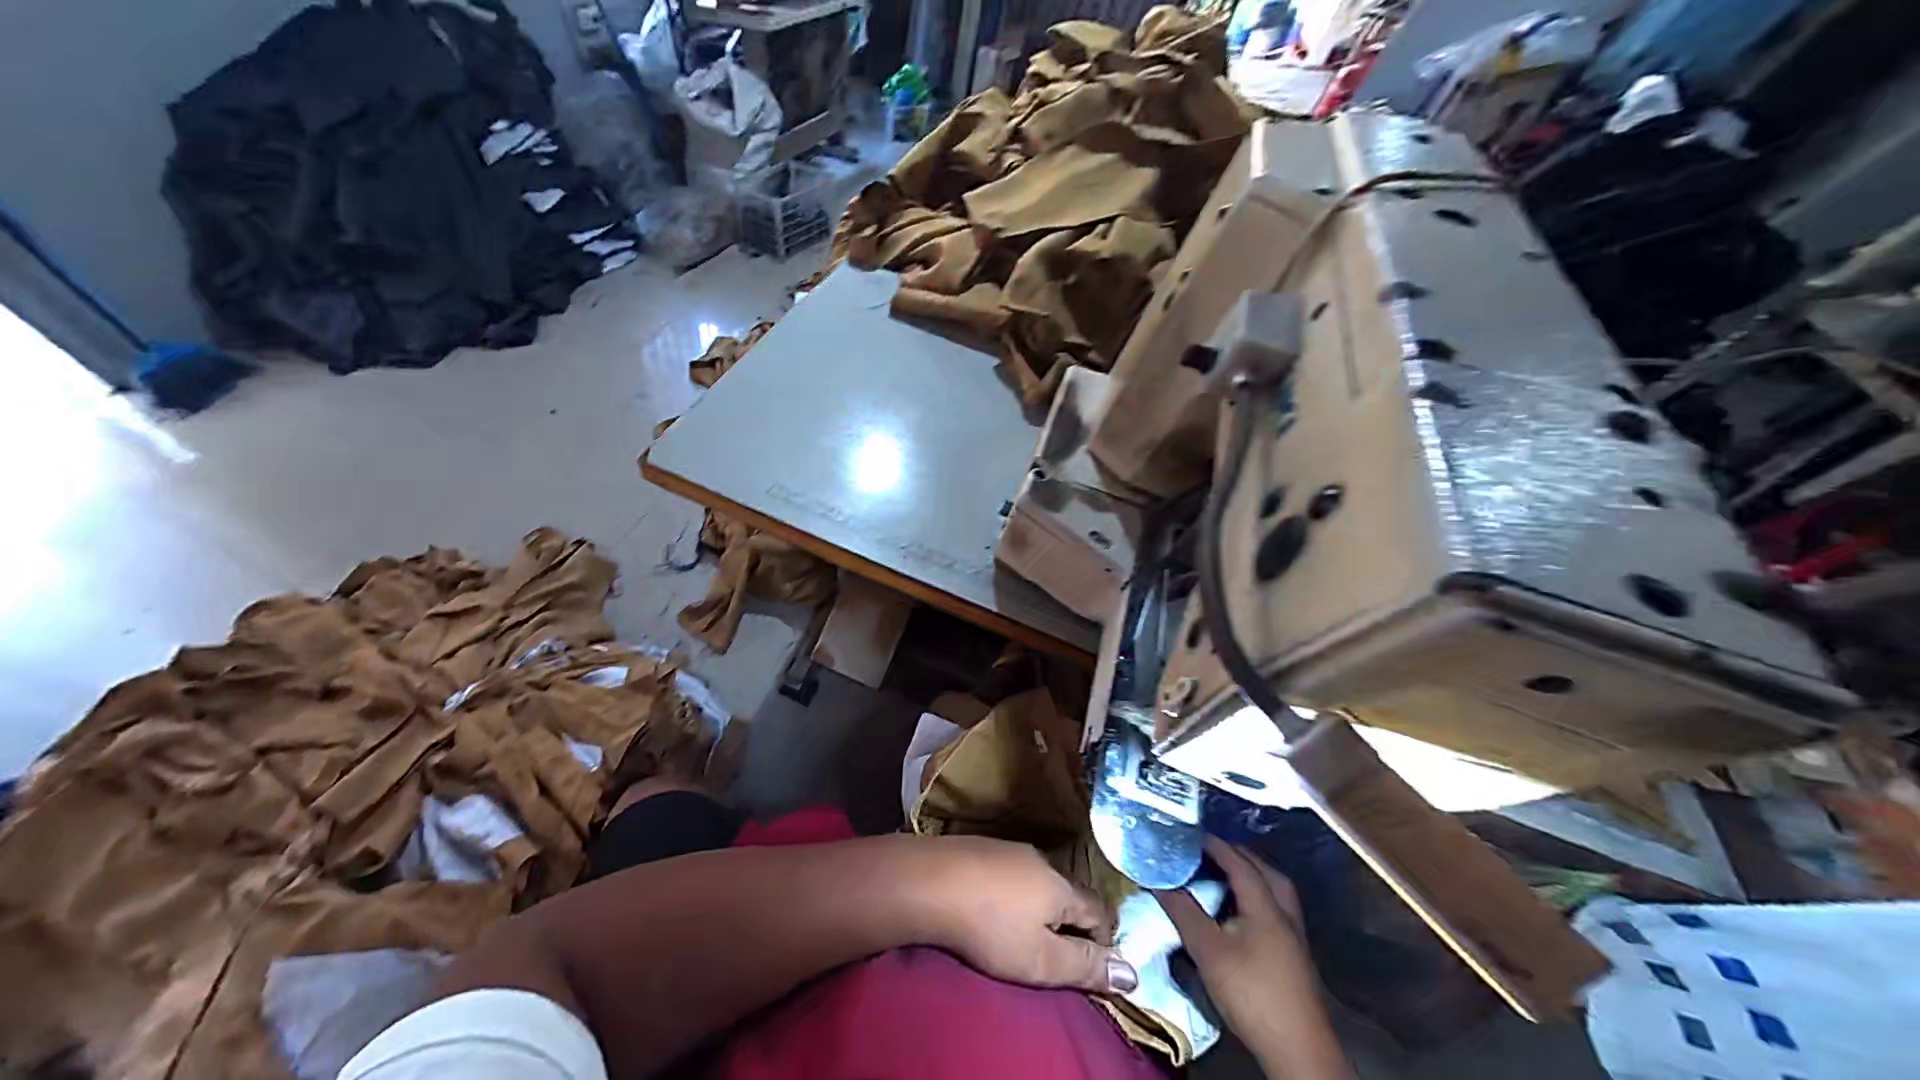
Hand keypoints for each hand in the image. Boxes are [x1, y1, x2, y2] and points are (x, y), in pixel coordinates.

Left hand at [896, 835, 1138, 993]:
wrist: (928, 882)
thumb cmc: (990, 928)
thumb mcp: (1042, 961)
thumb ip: (1086, 966)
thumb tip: (1133, 972)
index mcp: (1062, 886)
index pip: (1100, 912)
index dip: (1104, 940)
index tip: (1093, 963)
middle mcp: (1041, 860)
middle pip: (1069, 892)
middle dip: (1071, 920)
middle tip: (1058, 948)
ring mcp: (1008, 849)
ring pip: (1038, 879)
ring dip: (1039, 903)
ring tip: (1024, 928)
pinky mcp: (980, 847)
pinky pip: (1008, 871)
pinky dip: (1010, 891)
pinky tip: (992, 904)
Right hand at [1157, 839, 1353, 1079]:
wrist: (1297, 1049)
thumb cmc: (1251, 993)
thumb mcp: (1208, 950)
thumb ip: (1183, 910)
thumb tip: (1157, 879)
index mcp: (1266, 905)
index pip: (1238, 860)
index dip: (1213, 844)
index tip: (1188, 833)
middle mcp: (1285, 912)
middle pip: (1262, 869)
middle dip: (1234, 854)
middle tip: (1205, 849)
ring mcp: (1294, 934)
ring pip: (1273, 889)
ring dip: (1248, 874)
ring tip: (1220, 873)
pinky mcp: (1294, 953)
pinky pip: (1274, 906)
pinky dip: (1255, 894)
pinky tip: (1238, 908)